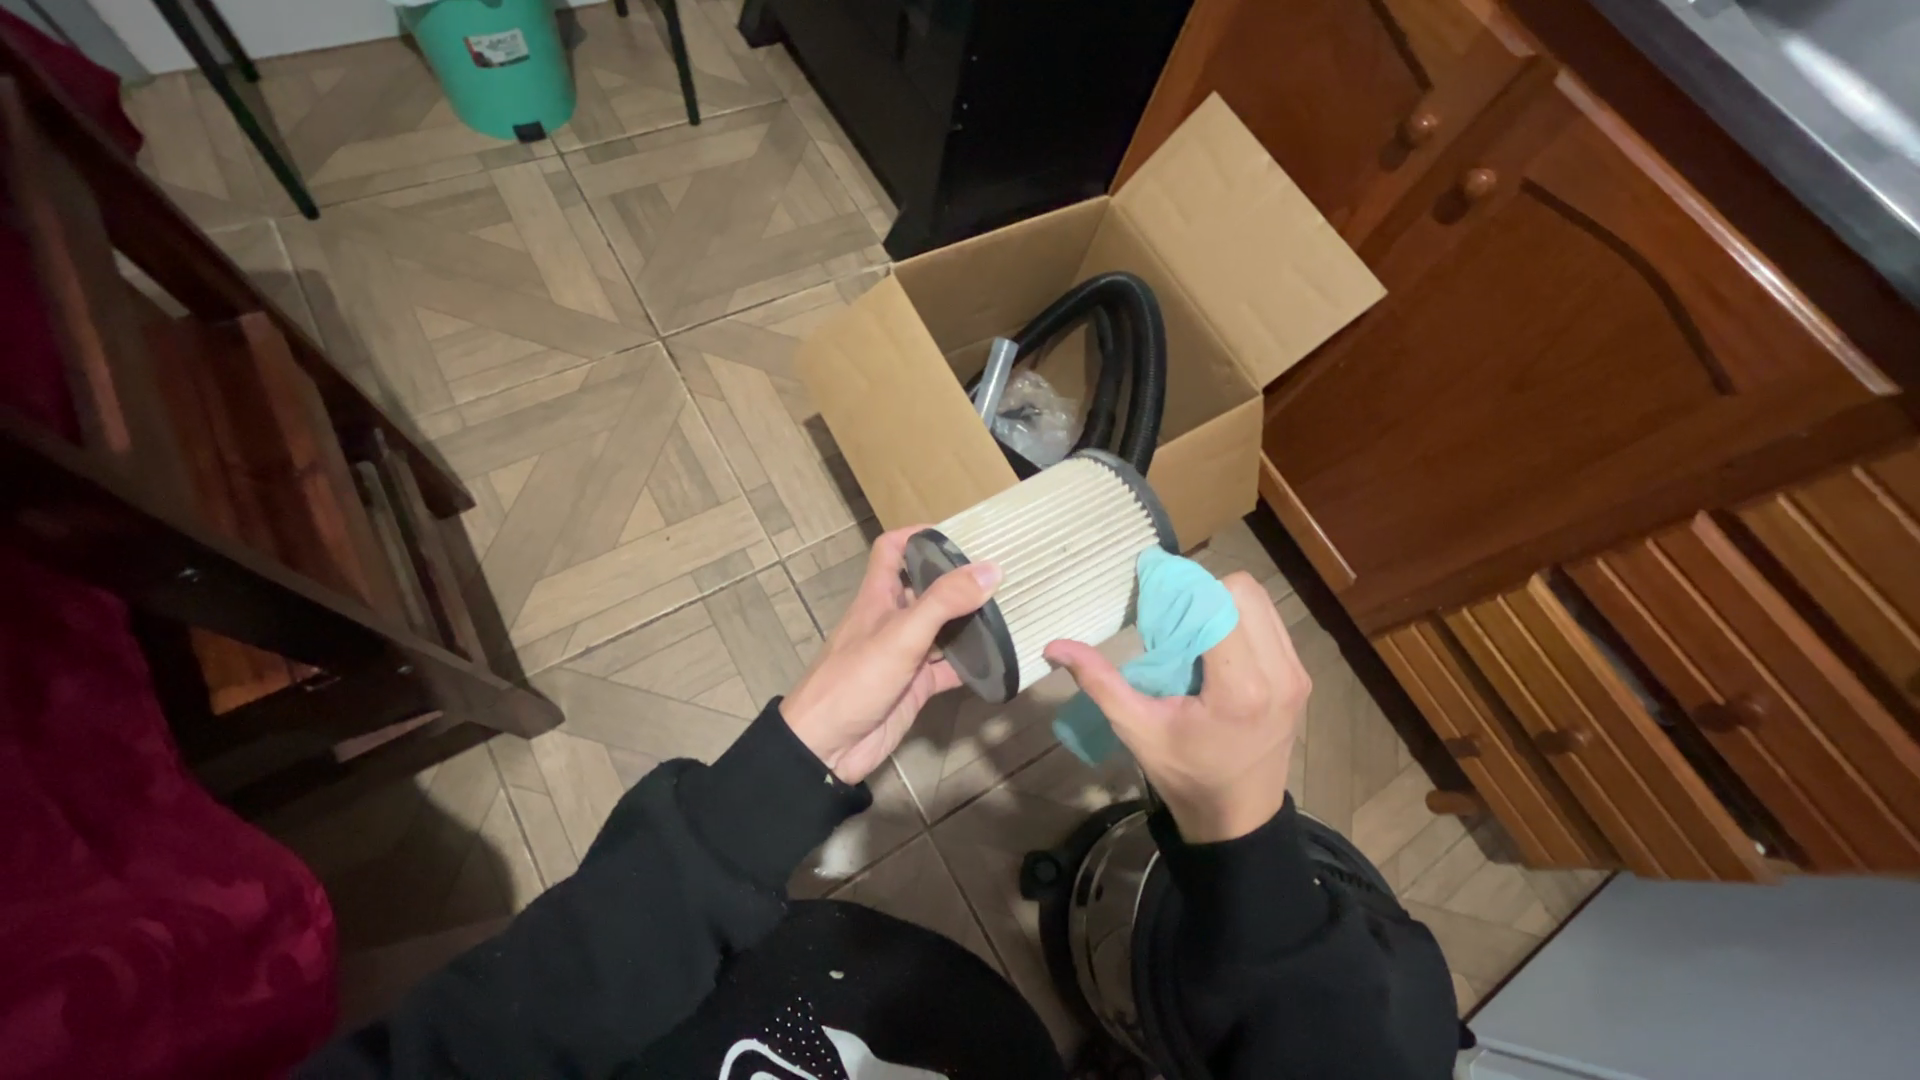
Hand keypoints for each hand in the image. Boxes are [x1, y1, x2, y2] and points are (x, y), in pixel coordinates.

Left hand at [781, 526, 1000, 783]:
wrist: (827, 746)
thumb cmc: (855, 679)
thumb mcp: (902, 634)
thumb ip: (945, 601)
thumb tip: (991, 569)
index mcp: (879, 596)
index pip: (893, 550)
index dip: (919, 536)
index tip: (959, 534)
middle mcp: (893, 618)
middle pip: (928, 588)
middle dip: (960, 580)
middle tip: (1005, 573)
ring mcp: (906, 654)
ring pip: (944, 629)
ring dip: (971, 622)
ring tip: (1013, 609)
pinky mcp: (916, 686)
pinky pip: (950, 668)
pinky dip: (973, 665)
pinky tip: (1000, 660)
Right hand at [1044, 572, 1308, 842]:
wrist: (1237, 818)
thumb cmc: (1185, 775)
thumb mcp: (1137, 730)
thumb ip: (1100, 682)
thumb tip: (1054, 646)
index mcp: (1240, 688)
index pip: (1219, 605)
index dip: (1186, 591)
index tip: (1155, 597)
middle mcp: (1279, 673)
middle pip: (1244, 592)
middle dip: (1205, 593)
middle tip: (1173, 614)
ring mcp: (1296, 674)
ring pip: (1261, 602)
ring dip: (1224, 603)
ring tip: (1193, 627)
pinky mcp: (1301, 676)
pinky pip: (1271, 624)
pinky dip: (1241, 620)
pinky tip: (1216, 646)